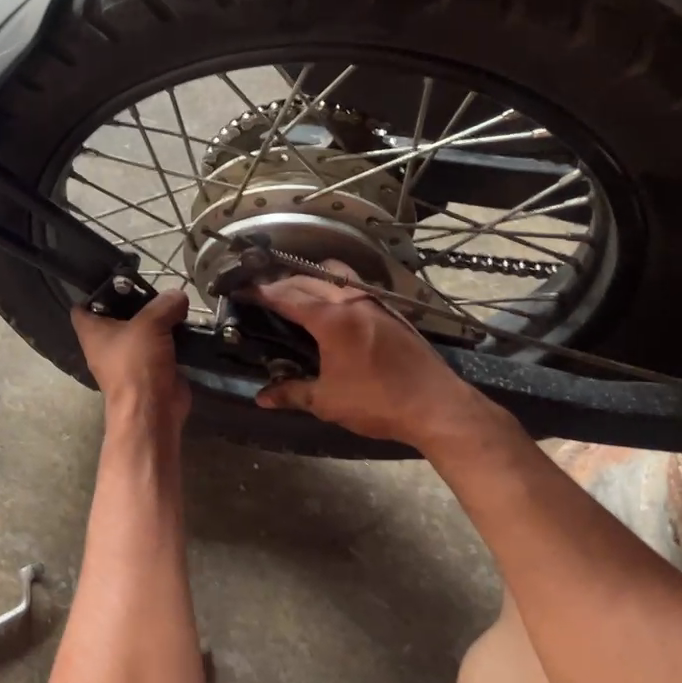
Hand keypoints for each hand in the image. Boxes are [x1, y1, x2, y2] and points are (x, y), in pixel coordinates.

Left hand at [71, 289, 191, 431]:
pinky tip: (186, 324)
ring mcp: (128, 357)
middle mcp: (105, 343)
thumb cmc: (137, 363)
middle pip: (117, 314)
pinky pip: (159, 346)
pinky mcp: (149, 368)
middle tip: (156, 287)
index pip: (83, 305)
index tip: (117, 277)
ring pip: (141, 330)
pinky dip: (171, 338)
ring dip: (157, 320)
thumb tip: (178, 296)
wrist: (152, 410)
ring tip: (176, 302)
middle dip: (136, 301)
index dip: (95, 290)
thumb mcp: (150, 323)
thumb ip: (164, 304)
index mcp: (92, 331)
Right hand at [246, 263, 499, 449]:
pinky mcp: (393, 313)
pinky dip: (335, 287)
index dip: (261, 293)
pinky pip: (356, 287)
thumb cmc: (378, 403)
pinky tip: (333, 308)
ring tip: (297, 293)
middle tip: (263, 293)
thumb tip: (262, 397)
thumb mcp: (327, 402)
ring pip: (337, 275)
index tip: (242, 291)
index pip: (287, 296)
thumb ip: (292, 393)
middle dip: (282, 283)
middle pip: (309, 279)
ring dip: (312, 278)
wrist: (439, 407)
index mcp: (332, 320)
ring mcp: (376, 304)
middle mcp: (352, 302)